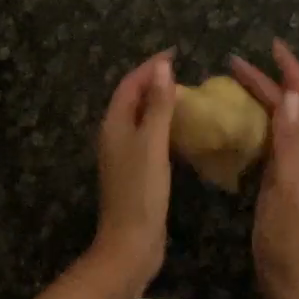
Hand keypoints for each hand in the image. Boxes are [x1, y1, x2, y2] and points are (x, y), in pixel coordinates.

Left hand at [91, 50, 177, 287]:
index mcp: (114, 125)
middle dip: (153, 81)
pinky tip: (180, 131)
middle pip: (131, 98)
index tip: (175, 53)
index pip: (129, 84)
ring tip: (185, 95)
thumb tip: (162, 66)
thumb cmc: (141, 191)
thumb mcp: (152, 143)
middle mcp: (114, 136)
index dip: (149, 67)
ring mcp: (123, 155)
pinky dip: (161, 125)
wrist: (130, 245)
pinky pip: (147, 136)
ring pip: (139, 118)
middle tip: (182, 72)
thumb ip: (158, 104)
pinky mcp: (134, 172)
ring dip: (157, 102)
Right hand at [231, 40, 298, 298]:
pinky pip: (274, 137)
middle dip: (270, 79)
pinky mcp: (285, 178)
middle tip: (236, 63)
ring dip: (265, 96)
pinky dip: (260, 119)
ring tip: (238, 82)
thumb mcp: (287, 185)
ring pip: (284, 119)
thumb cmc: (288, 235)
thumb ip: (288, 140)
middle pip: (293, 105)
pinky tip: (241, 121)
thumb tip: (289, 94)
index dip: (291, 70)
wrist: (291, 280)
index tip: (272, 45)